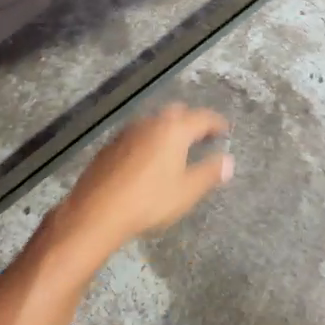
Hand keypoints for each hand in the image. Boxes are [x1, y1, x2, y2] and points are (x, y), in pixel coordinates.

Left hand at [46, 103, 231, 255]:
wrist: (97, 211)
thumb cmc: (149, 201)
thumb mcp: (187, 191)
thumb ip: (210, 173)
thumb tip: (228, 161)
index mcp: (174, 129)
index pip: (202, 118)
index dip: (217, 123)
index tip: (225, 129)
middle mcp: (151, 122)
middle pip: (177, 113)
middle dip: (192, 121)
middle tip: (202, 136)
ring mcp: (128, 131)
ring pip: (155, 121)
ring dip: (169, 129)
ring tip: (177, 147)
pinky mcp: (111, 144)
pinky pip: (139, 133)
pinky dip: (151, 139)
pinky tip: (150, 158)